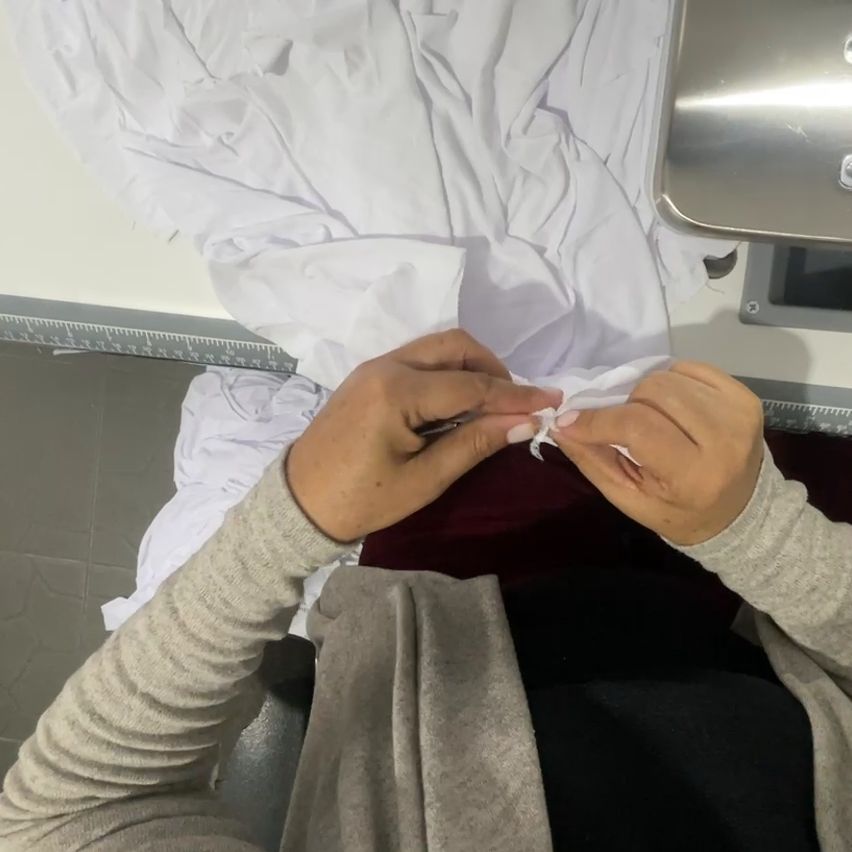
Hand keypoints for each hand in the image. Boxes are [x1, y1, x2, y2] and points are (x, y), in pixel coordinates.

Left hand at [286, 330, 560, 542]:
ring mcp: (374, 366)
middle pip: (455, 346)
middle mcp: (386, 365)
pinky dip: (448, 372)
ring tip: (491, 404)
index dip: (516, 394)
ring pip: (437, 347)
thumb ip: (475, 443)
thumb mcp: (425, 479)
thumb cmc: (362, 500)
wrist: (298, 505)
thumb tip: (525, 422)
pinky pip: (420, 359)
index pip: (471, 385)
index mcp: (397, 392)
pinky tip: (459, 403)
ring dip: (472, 367)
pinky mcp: (369, 376)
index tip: (553, 400)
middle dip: (494, 369)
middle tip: (515, 404)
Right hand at [554, 361, 764, 544]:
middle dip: (625, 406)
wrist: (742, 513)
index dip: (598, 419)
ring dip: (647, 393)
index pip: (637, 426)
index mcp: (694, 475)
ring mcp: (738, 413)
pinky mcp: (746, 397)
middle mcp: (723, 439)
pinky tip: (673, 408)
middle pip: (652, 392)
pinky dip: (672, 381)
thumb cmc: (680, 512)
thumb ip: (594, 460)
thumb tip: (561, 424)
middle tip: (624, 427)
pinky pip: (692, 368)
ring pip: (669, 376)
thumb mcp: (630, 499)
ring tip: (650, 418)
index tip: (569, 420)